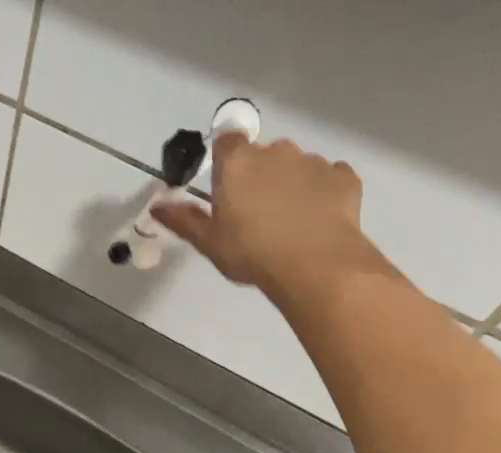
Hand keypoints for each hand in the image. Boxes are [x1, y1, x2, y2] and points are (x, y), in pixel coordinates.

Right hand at [151, 134, 388, 297]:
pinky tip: (317, 218)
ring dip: (290, 183)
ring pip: (296, 165)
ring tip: (288, 220)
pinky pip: (328, 178)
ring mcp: (313, 161)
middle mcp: (276, 151)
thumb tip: (157, 206)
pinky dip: (321, 191)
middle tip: (254, 212)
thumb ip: (183, 220)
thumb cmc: (250, 252)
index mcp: (238, 163)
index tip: (225, 180)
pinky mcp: (343, 176)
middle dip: (259, 174)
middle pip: (263, 154)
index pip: (227, 140)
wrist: (313, 263)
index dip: (225, 156)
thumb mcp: (209, 242)